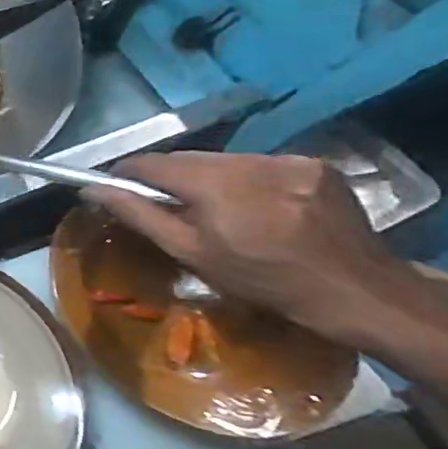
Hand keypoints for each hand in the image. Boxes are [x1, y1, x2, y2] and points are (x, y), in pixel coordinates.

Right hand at [81, 152, 406, 337]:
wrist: (355, 290)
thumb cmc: (262, 280)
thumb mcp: (190, 252)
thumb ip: (139, 215)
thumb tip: (92, 189)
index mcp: (217, 186)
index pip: (154, 163)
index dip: (127, 172)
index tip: (113, 184)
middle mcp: (251, 163)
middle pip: (189, 158)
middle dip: (168, 176)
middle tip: (161, 201)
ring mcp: (288, 160)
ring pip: (223, 159)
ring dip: (206, 176)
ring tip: (211, 206)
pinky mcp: (314, 163)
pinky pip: (259, 163)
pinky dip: (244, 179)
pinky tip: (254, 203)